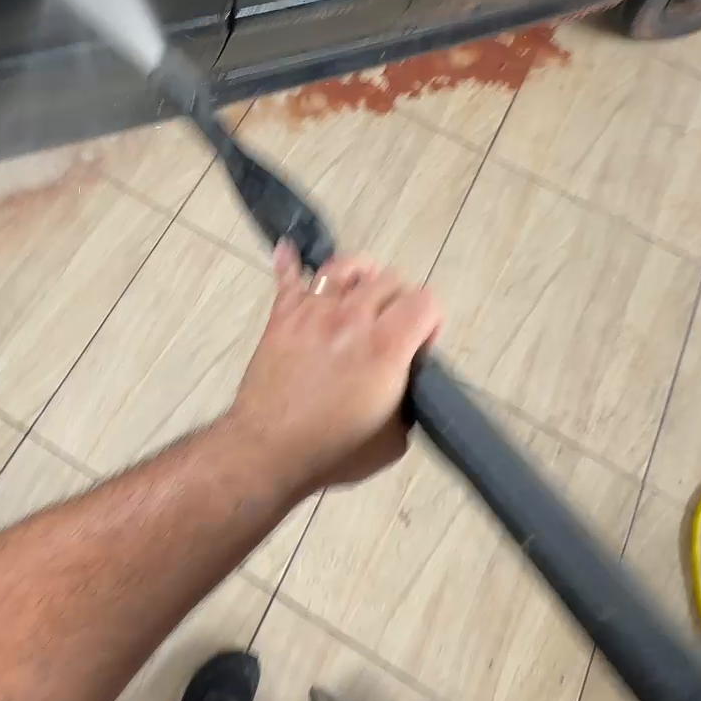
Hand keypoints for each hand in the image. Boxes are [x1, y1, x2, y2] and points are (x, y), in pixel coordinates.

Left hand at [220, 240, 443, 496]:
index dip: (431, 320)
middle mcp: (352, 317)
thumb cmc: (335, 451)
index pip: (425, 300)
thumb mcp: (396, 438)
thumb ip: (408, 396)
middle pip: (388, 279)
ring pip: (344, 266)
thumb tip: (404, 377)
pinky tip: (290, 249)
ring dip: (360, 275)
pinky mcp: (282, 316)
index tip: (422, 345)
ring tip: (360, 291)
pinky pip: (288, 277)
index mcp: (387, 345)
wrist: (269, 449)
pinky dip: (291, 262)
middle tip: (391, 327)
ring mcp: (313, 311)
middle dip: (399, 300)